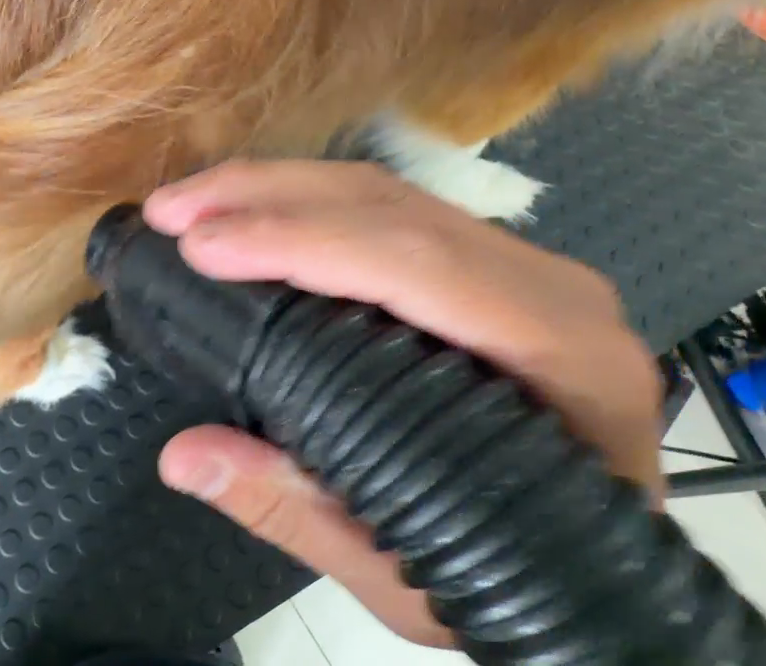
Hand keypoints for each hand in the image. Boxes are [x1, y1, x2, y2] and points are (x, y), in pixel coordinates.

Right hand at [142, 160, 664, 647]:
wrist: (599, 577)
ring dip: (271, 188)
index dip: (301, 242)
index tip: (200, 248)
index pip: (417, 266)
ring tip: (184, 205)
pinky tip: (242, 212)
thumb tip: (181, 458)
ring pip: (384, 193)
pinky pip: (384, 208)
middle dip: (263, 197)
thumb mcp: (405, 570)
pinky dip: (300, 201)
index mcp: (561, 360)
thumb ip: (295, 510)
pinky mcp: (481, 265)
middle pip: (391, 208)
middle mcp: (548, 293)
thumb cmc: (517, 576)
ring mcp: (518, 270)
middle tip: (167, 211)